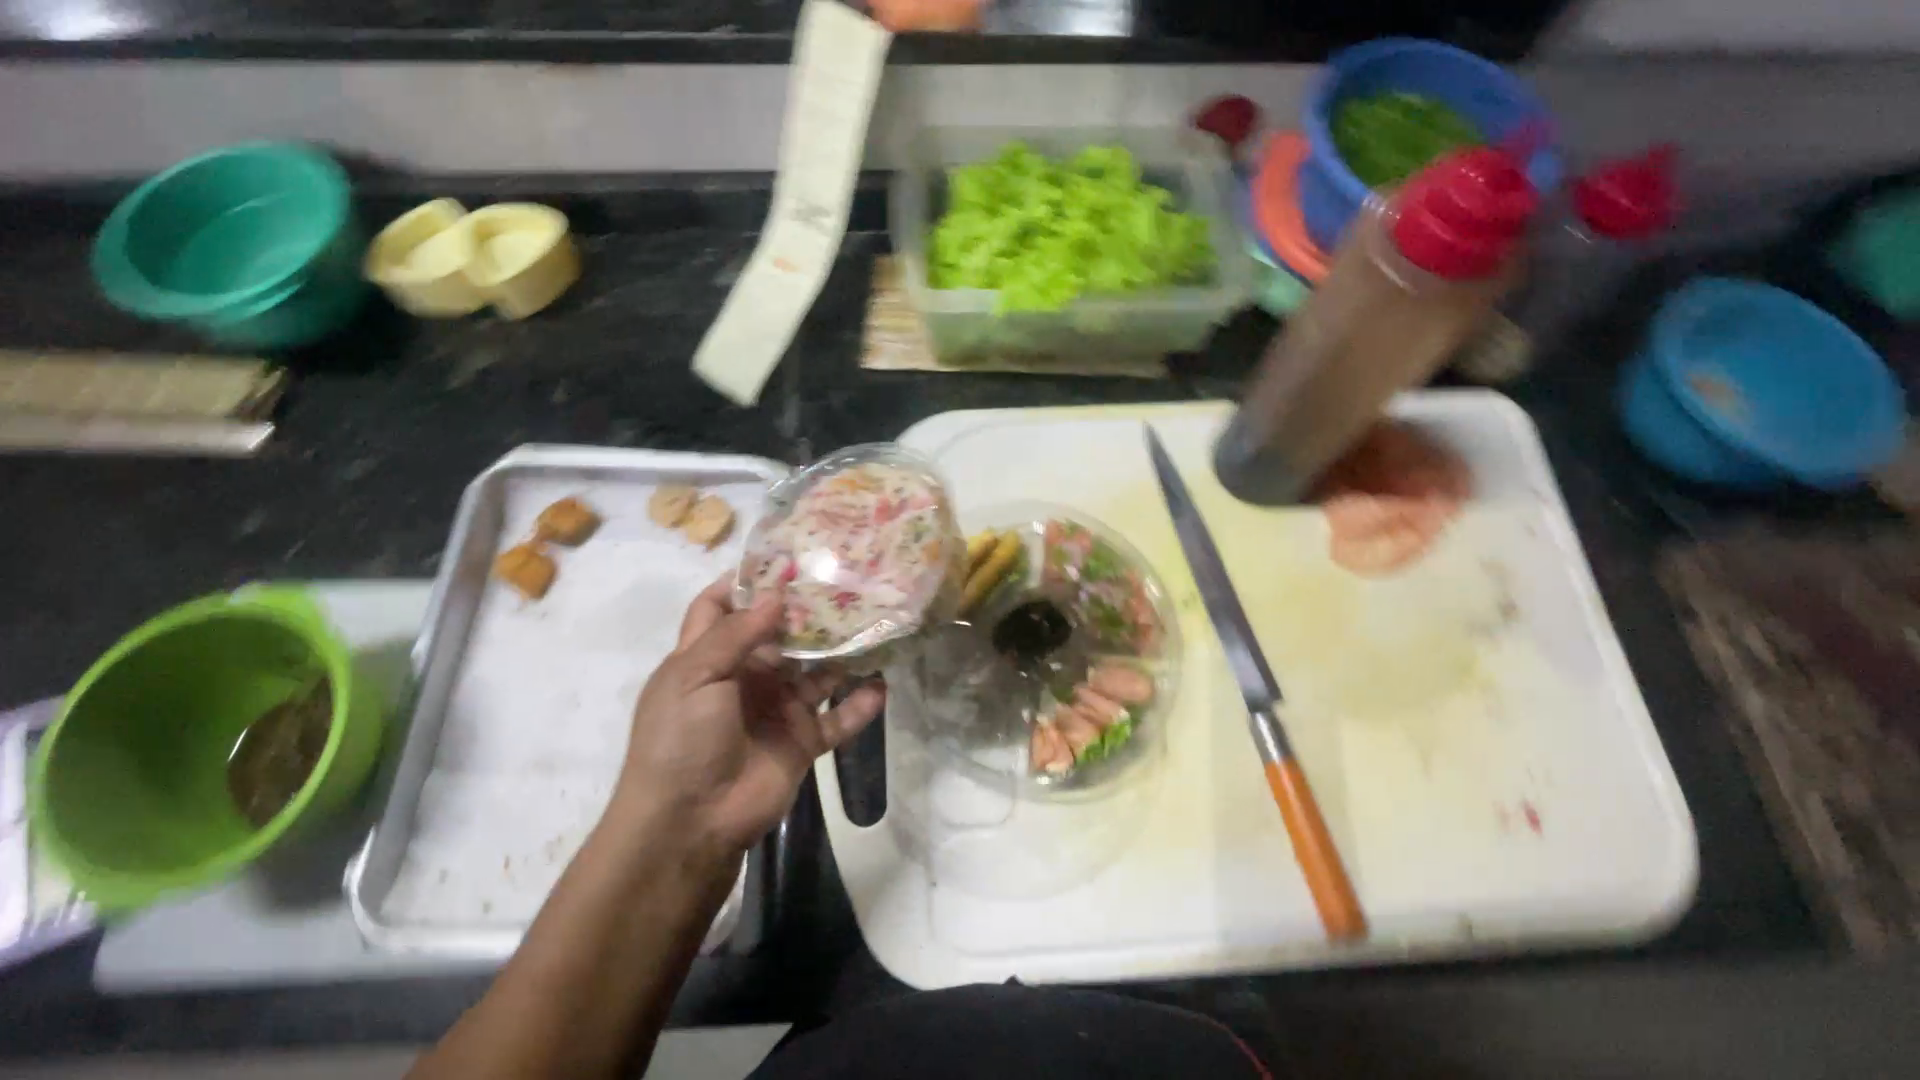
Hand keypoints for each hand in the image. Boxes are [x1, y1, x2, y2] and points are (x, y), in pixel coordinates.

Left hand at [613, 578, 884, 856]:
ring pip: (816, 672)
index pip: (720, 607)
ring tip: (875, 623)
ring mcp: (776, 709)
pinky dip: (860, 705)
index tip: (782, 558)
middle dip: (807, 610)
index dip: (744, 583)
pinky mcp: (802, 741)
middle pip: (779, 634)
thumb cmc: (681, 740)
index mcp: (707, 657)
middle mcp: (745, 677)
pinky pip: (838, 719)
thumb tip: (777, 594)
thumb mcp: (695, 676)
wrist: (691, 821)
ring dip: (841, 653)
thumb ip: (737, 633)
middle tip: (846, 582)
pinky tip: (882, 684)